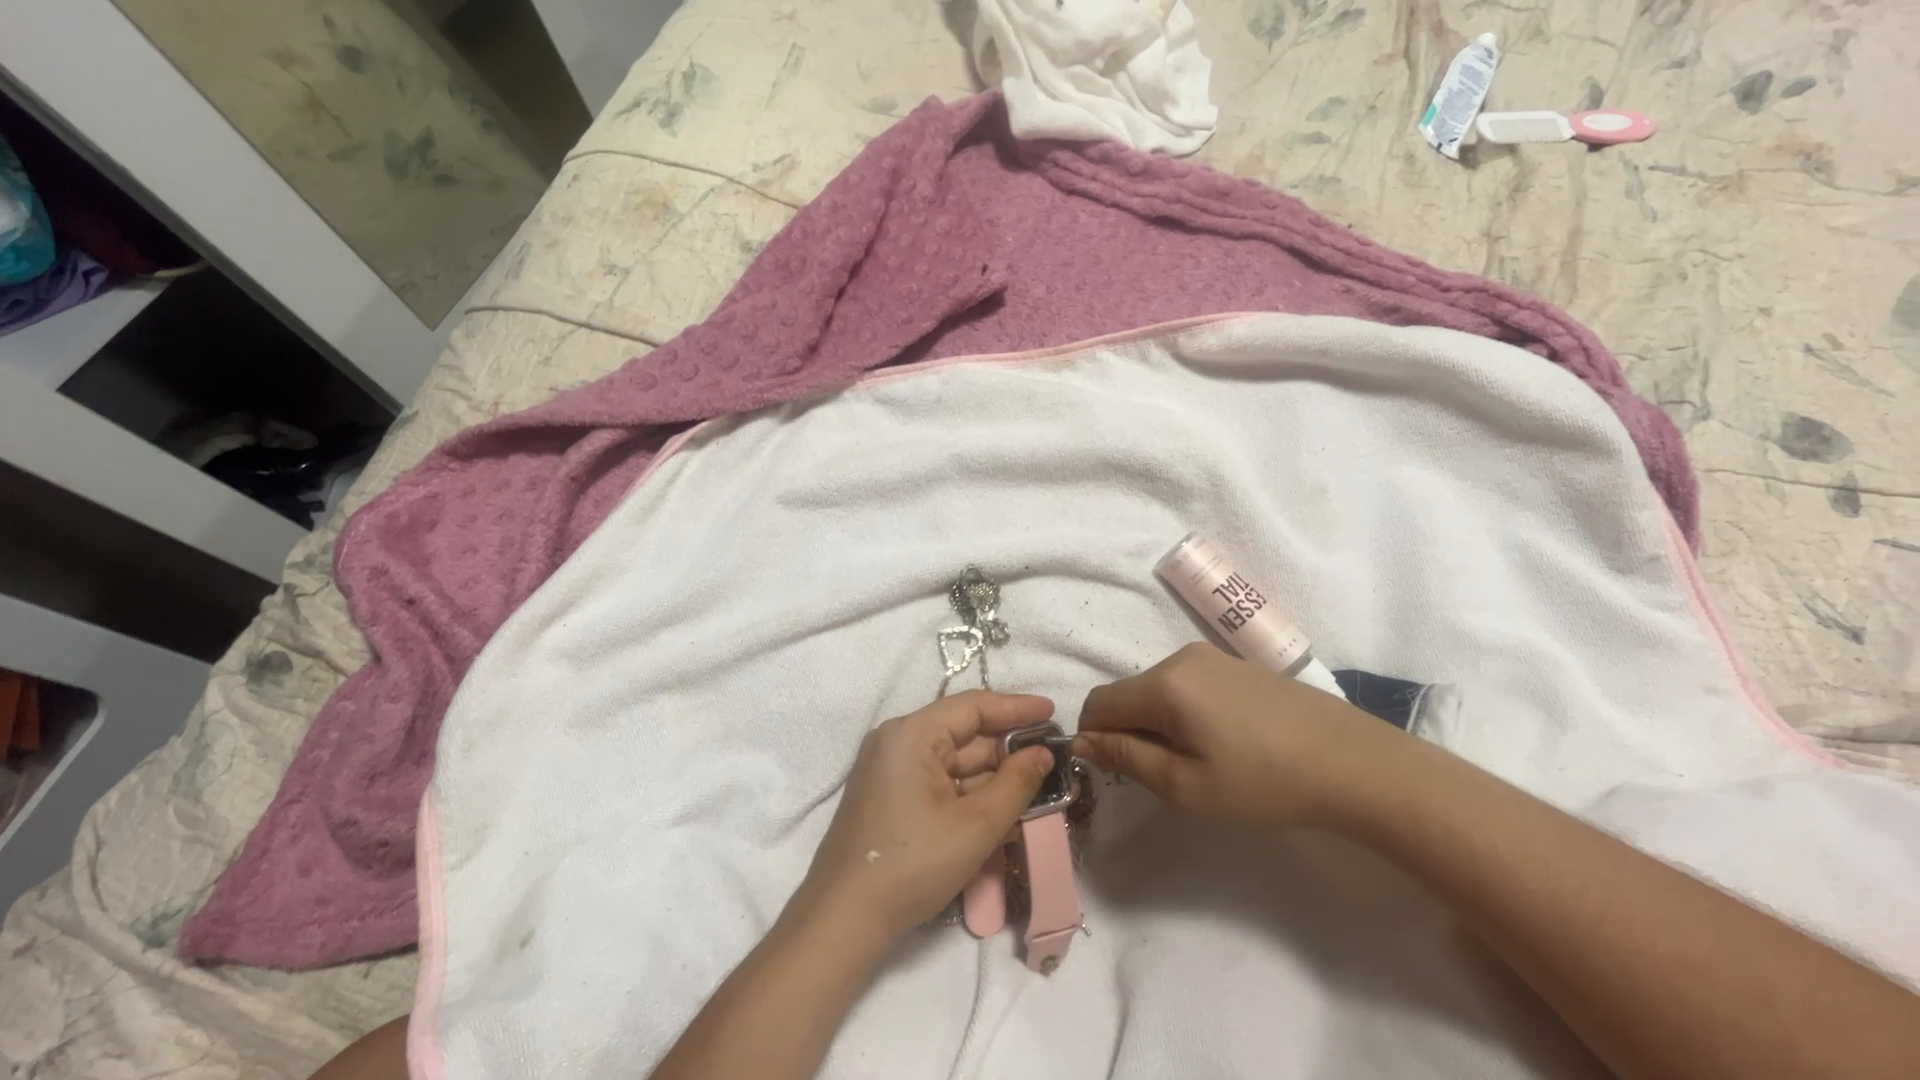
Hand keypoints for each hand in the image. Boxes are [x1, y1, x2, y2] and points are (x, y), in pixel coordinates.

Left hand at [789, 691, 1056, 945]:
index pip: (973, 707)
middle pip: (966, 738)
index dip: (1017, 709)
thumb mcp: (976, 825)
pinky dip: (974, 799)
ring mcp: (893, 775)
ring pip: (958, 767)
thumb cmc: (913, 863)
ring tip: (1043, 794)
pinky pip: (943, 789)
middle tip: (1056, 764)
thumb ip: (1017, 783)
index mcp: (911, 735)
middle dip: (1011, 754)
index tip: (1055, 713)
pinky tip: (1009, 817)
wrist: (846, 919)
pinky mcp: (893, 803)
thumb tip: (1043, 753)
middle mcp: (898, 745)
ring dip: (997, 782)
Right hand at [1073, 643, 1387, 826]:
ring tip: (1201, 763)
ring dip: (1158, 725)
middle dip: (1129, 733)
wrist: (1354, 763)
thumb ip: (1126, 759)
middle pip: (1127, 695)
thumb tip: (1081, 741)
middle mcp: (1182, 658)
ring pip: (1157, 691)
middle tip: (1167, 777)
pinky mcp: (1238, 665)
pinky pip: (1187, 686)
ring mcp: (1213, 657)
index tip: (1119, 775)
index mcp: (1164, 683)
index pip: (1098, 703)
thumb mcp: (1186, 785)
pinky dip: (1185, 715)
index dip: (1094, 740)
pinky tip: (1225, 745)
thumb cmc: (1264, 782)